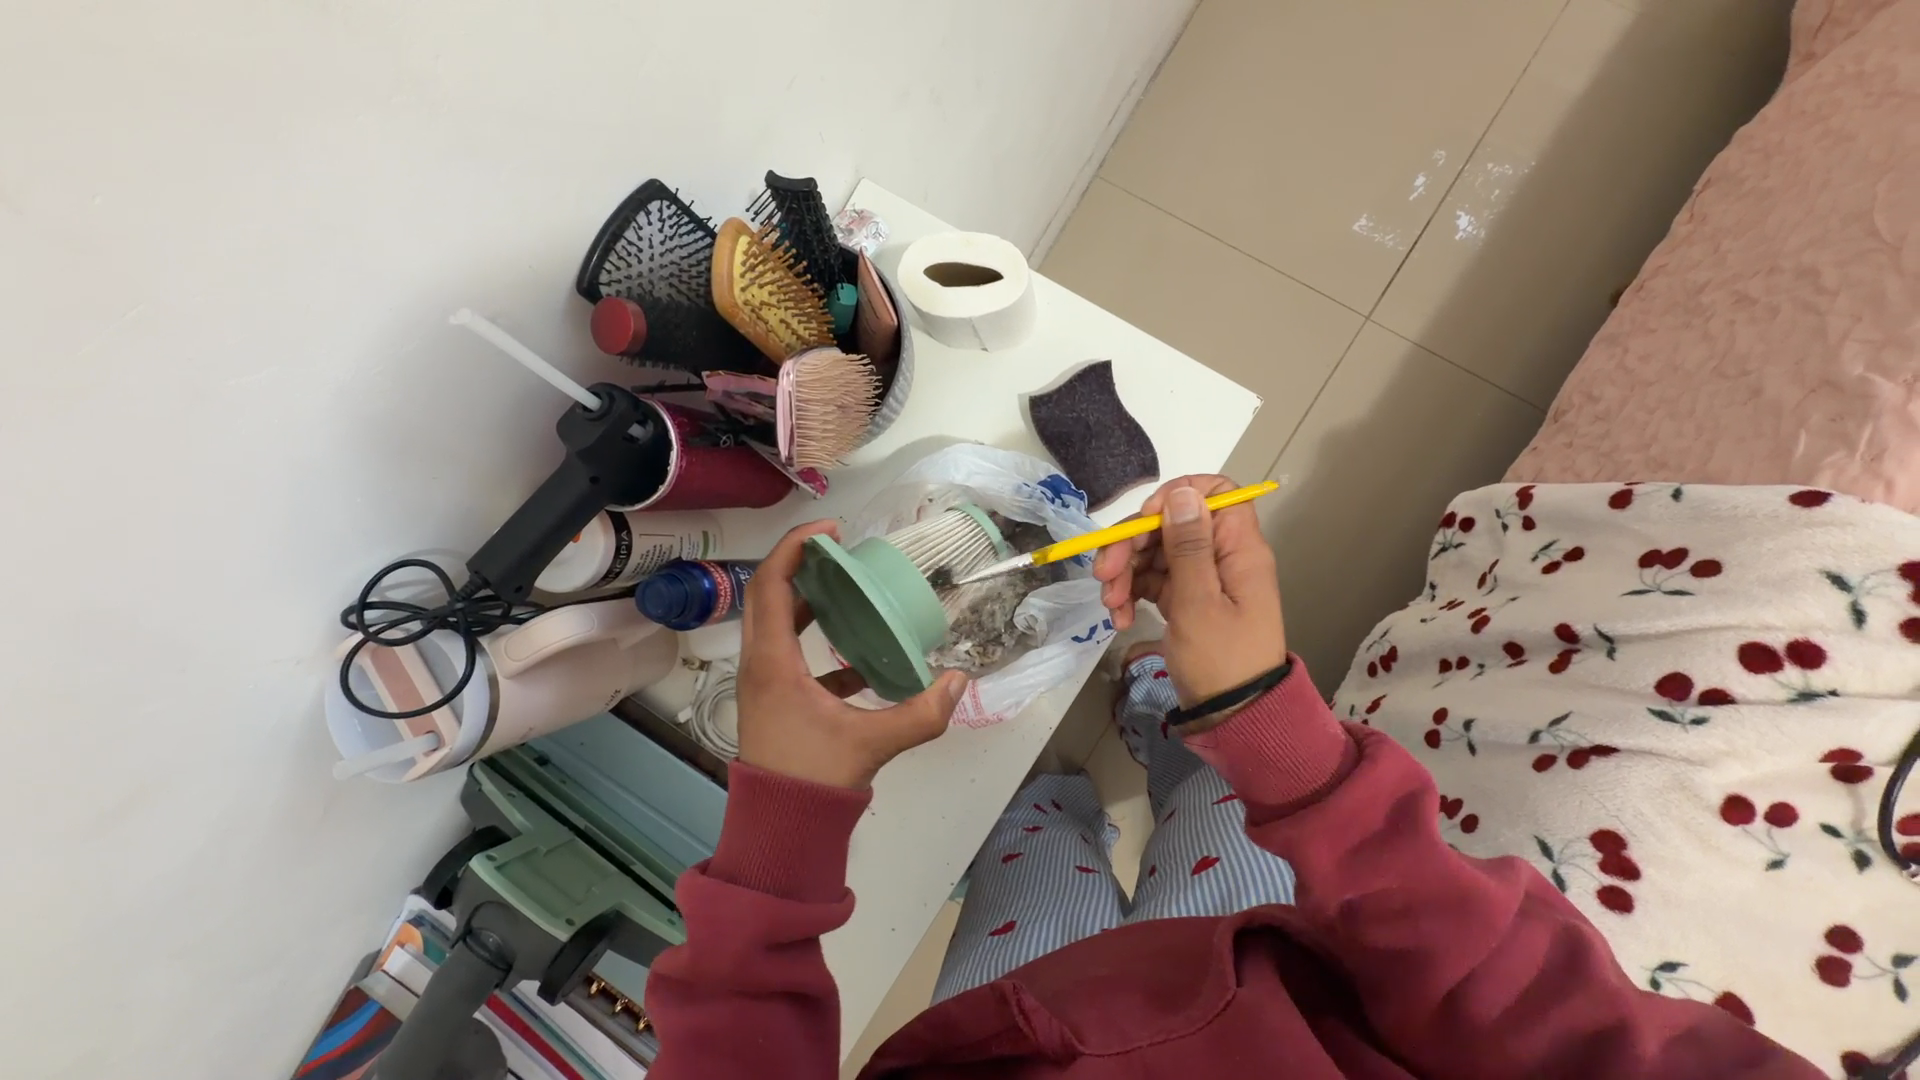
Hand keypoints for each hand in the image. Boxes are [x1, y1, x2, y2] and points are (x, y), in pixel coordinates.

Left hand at [735, 520, 968, 788]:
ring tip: (847, 587)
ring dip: (807, 599)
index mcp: (772, 662)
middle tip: (840, 551)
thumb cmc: (814, 780)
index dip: (795, 547)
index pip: (771, 585)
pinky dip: (816, 640)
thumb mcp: (872, 743)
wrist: (781, 827)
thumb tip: (959, 681)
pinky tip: (858, 655)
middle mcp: (760, 664)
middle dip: (802, 565)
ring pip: (776, 623)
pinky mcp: (774, 700)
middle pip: (769, 595)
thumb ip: (920, 714)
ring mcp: (763, 682)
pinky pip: (789, 654)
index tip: (831, 530)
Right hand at [1092, 476, 1286, 724]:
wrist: (1234, 718)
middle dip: (1132, 543)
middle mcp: (1220, 556)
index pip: (1213, 493)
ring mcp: (1201, 580)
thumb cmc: (1222, 661)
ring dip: (1125, 572)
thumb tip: (1181, 493)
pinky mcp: (1184, 601)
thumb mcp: (1199, 602)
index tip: (1145, 522)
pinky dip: (1132, 594)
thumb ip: (1188, 546)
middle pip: (1170, 524)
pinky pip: (1152, 582)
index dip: (1175, 497)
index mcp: (1237, 548)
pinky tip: (1119, 617)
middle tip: (1104, 573)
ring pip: (1155, 553)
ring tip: (1110, 604)